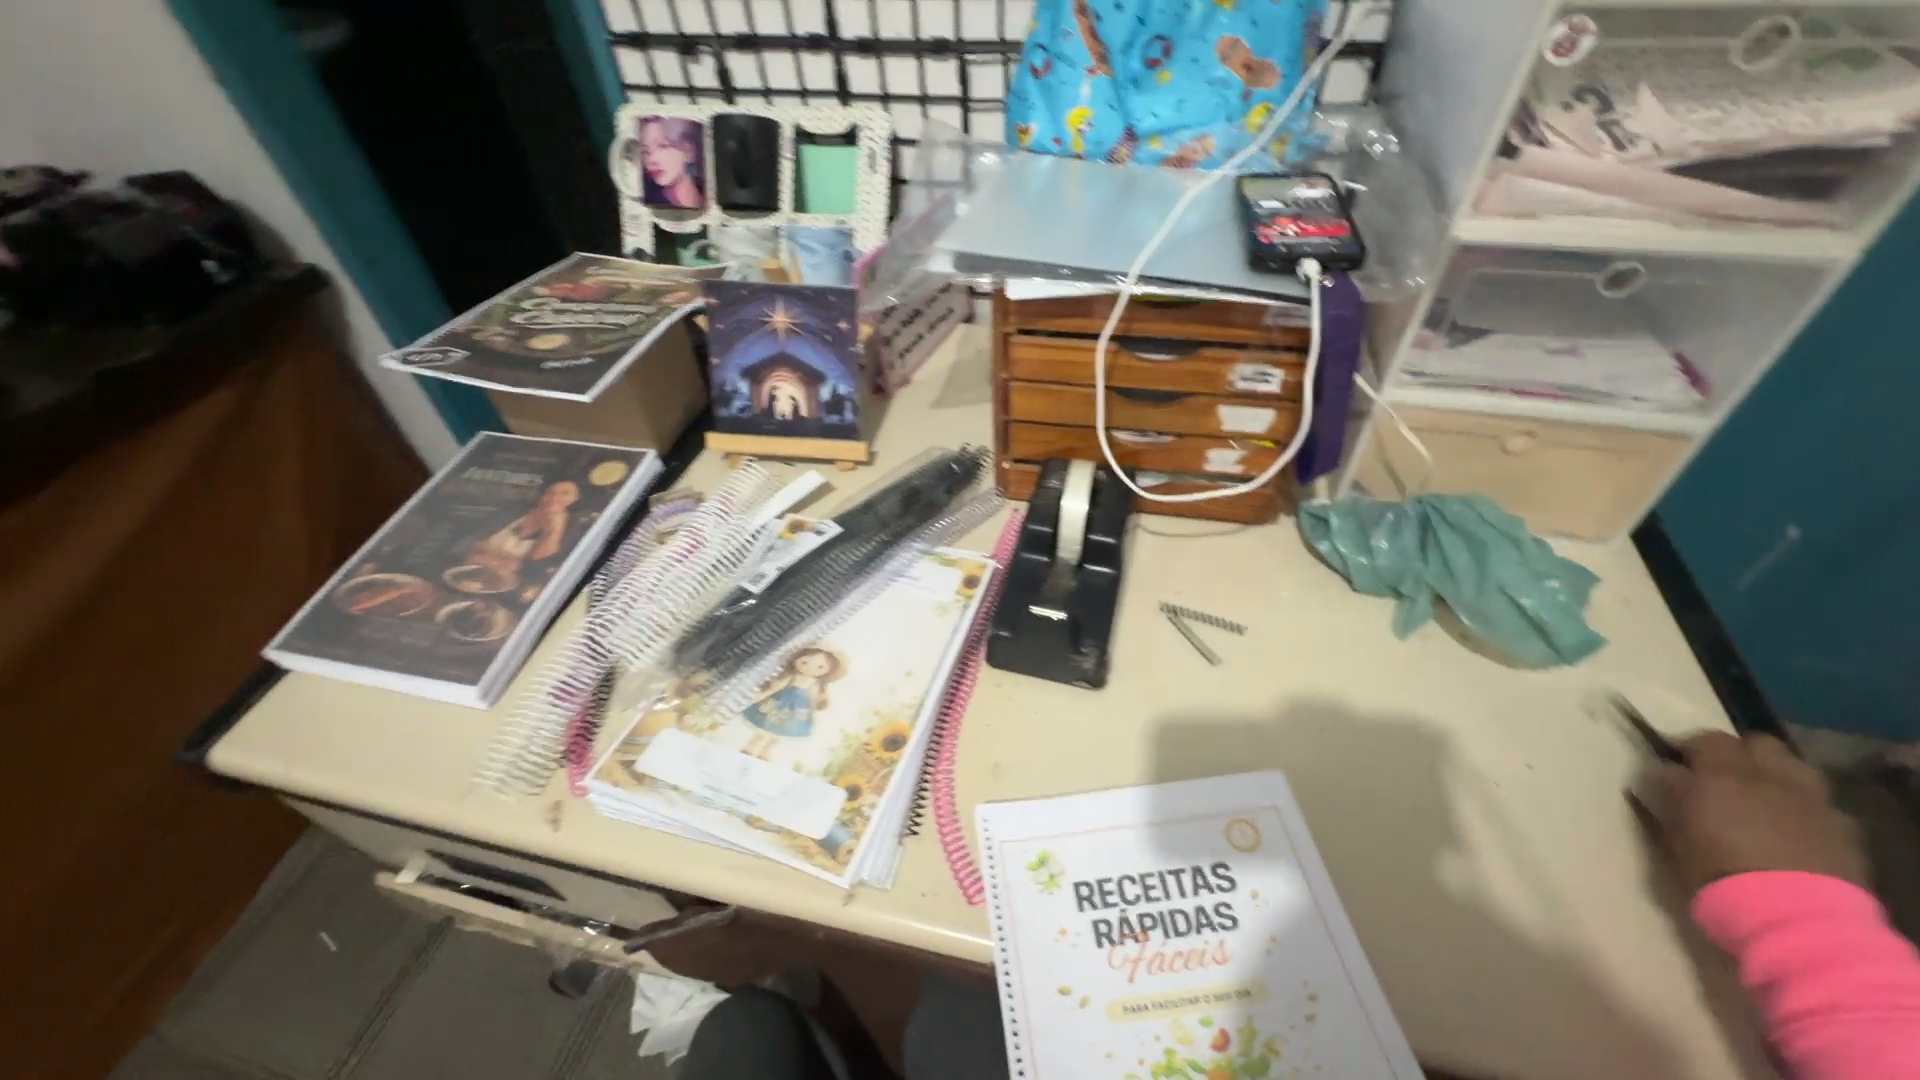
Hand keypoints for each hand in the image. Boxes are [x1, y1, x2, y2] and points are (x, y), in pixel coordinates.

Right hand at [1649, 732, 1868, 894]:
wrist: (1794, 919)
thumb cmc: (1717, 876)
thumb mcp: (1674, 835)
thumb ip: (1672, 797)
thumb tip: (1667, 774)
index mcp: (1721, 775)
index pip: (1703, 739)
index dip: (1688, 748)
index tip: (1675, 765)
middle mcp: (1769, 776)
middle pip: (1757, 743)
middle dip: (1737, 753)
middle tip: (1719, 776)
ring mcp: (1811, 800)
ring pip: (1794, 765)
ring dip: (1774, 772)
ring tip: (1759, 795)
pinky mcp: (1842, 826)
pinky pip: (1818, 801)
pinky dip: (1800, 804)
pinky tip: (1791, 826)